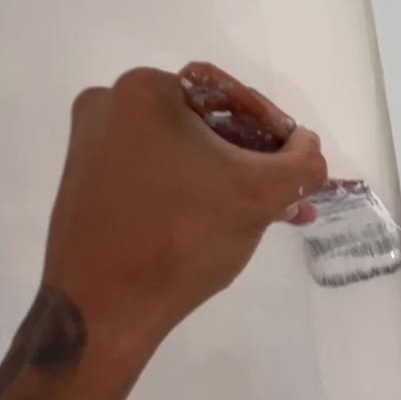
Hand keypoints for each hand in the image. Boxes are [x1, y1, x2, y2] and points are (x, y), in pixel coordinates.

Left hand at [41, 65, 326, 360]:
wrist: (103, 308)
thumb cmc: (182, 238)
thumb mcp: (259, 196)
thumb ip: (301, 164)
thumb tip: (310, 149)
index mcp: (144, 91)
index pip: (230, 96)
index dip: (275, 129)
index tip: (299, 163)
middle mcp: (111, 107)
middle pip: (208, 126)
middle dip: (257, 162)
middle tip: (291, 195)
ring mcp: (94, 147)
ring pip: (187, 155)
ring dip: (234, 182)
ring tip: (275, 216)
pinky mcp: (90, 185)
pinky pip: (161, 177)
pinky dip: (198, 194)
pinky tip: (230, 224)